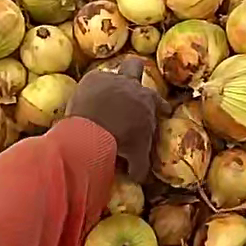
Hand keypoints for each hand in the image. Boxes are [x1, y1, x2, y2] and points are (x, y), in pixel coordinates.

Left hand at [65, 57, 162, 181]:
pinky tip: (85, 101)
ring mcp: (111, 79)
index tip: (160, 110)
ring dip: (108, 84)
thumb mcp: (137, 154)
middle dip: (134, 72)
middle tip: (128, 86)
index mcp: (148, 101)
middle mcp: (132, 84)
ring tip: (101, 97)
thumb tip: (140, 179)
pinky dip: (89, 91)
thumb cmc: (121, 141)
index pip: (158, 101)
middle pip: (136, 67)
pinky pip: (92, 82)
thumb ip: (140, 164)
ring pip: (112, 72)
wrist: (94, 130)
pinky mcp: (91, 79)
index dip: (159, 106)